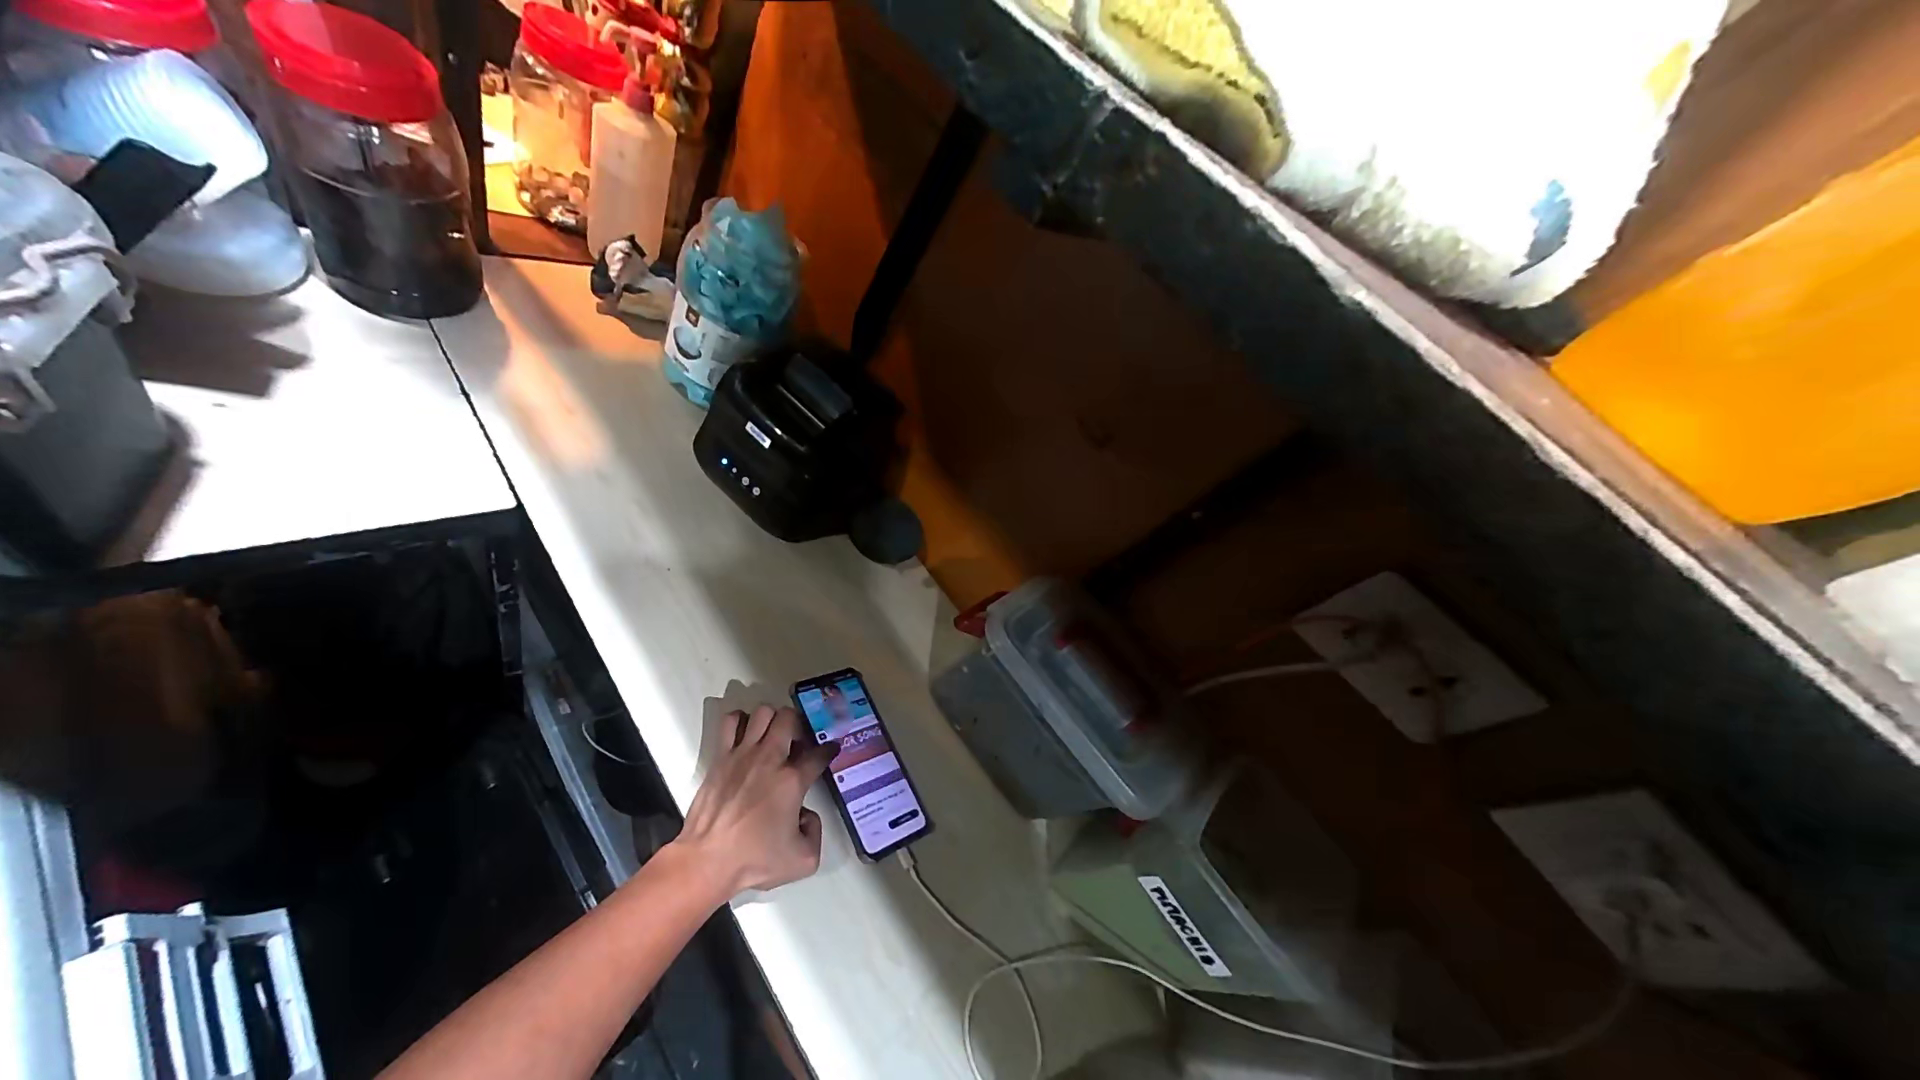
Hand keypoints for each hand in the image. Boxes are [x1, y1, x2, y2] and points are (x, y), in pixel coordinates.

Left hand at [670, 704, 835, 901]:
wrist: (706, 861)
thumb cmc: (753, 860)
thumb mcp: (803, 859)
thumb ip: (815, 832)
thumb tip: (806, 816)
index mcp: (792, 780)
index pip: (819, 753)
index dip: (828, 750)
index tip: (829, 750)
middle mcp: (770, 759)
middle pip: (789, 718)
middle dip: (798, 725)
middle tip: (797, 740)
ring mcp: (743, 754)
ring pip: (762, 712)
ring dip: (771, 719)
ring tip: (772, 735)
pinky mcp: (721, 758)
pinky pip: (731, 722)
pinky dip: (740, 721)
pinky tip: (745, 734)